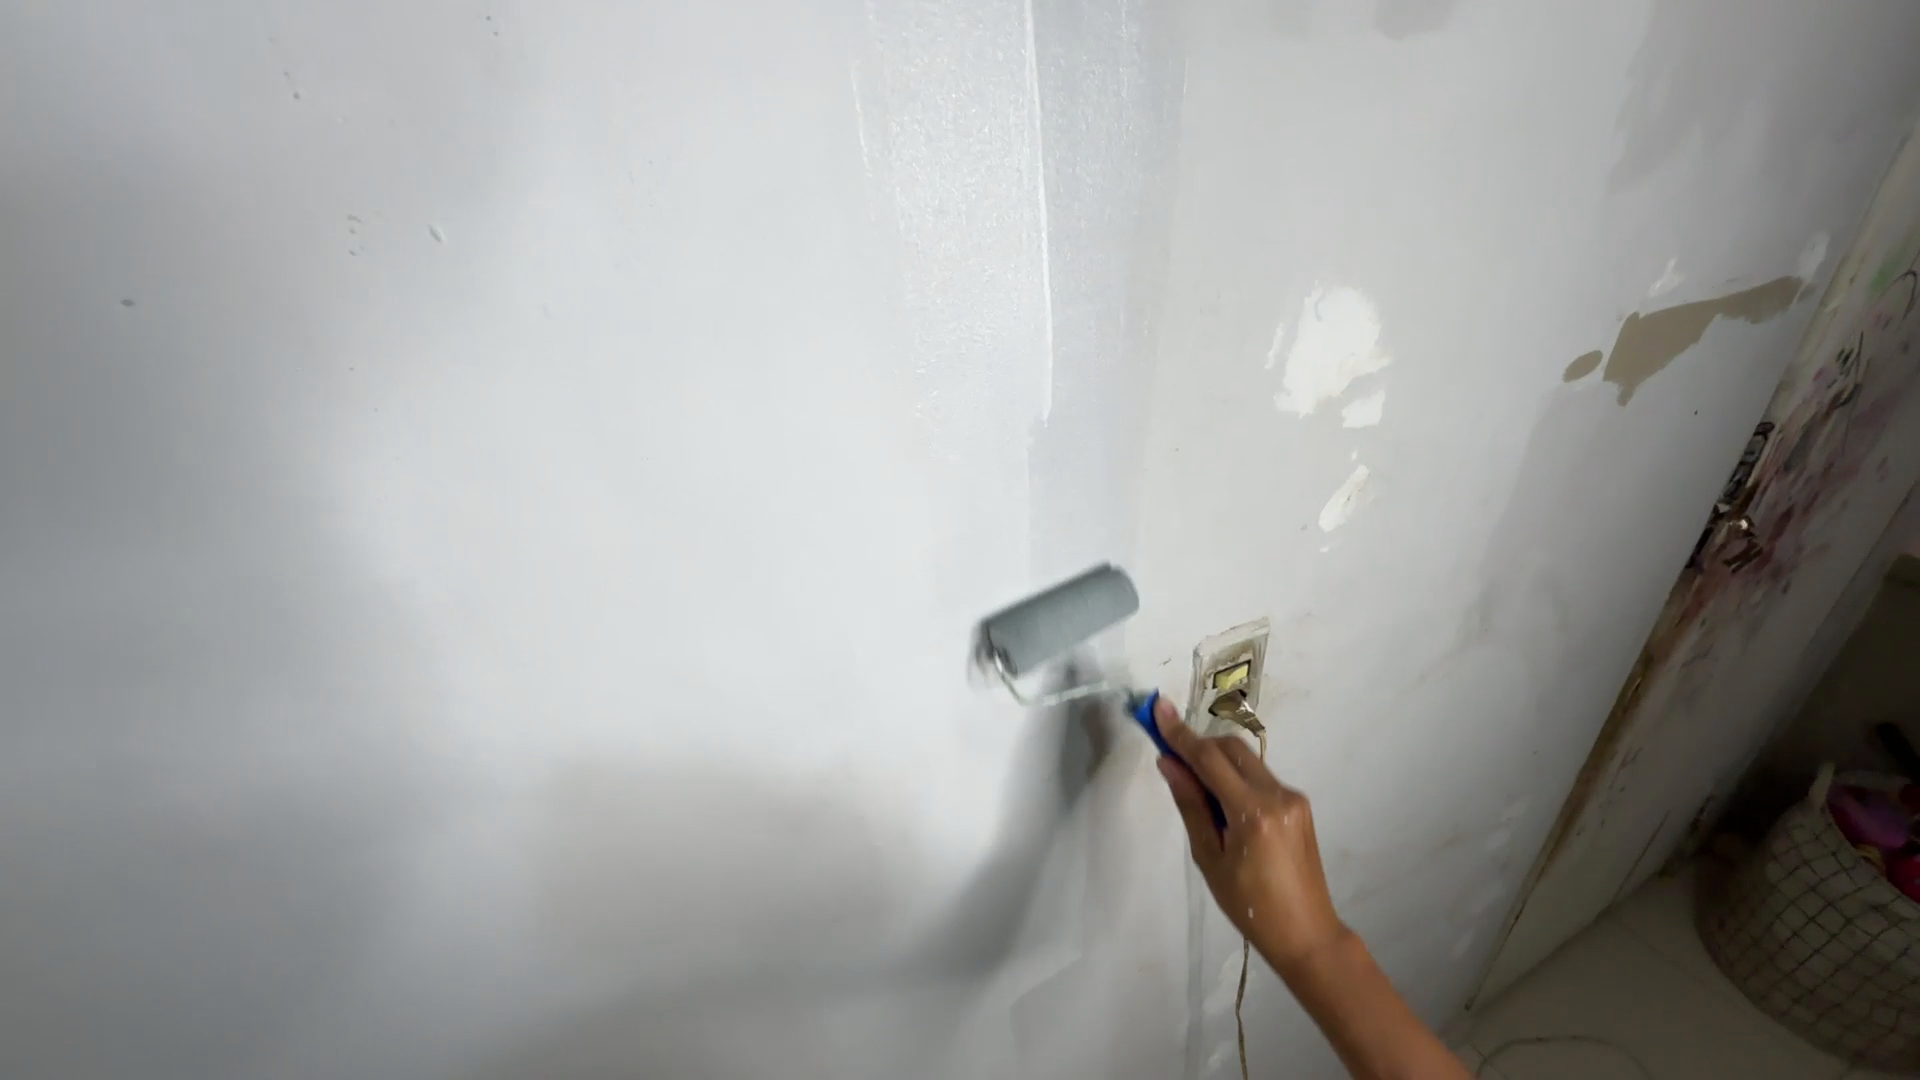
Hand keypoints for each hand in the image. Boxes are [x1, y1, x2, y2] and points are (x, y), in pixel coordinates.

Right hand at [1153, 696, 1348, 976]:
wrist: (1307, 934)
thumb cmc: (1249, 905)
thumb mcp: (1209, 857)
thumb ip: (1190, 804)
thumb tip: (1168, 762)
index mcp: (1252, 813)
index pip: (1208, 759)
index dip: (1180, 733)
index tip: (1158, 708)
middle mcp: (1277, 795)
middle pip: (1231, 748)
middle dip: (1199, 745)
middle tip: (1173, 760)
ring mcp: (1293, 797)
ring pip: (1246, 760)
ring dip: (1217, 762)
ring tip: (1200, 796)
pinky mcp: (1299, 804)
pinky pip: (1259, 776)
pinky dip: (1235, 778)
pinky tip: (1225, 808)